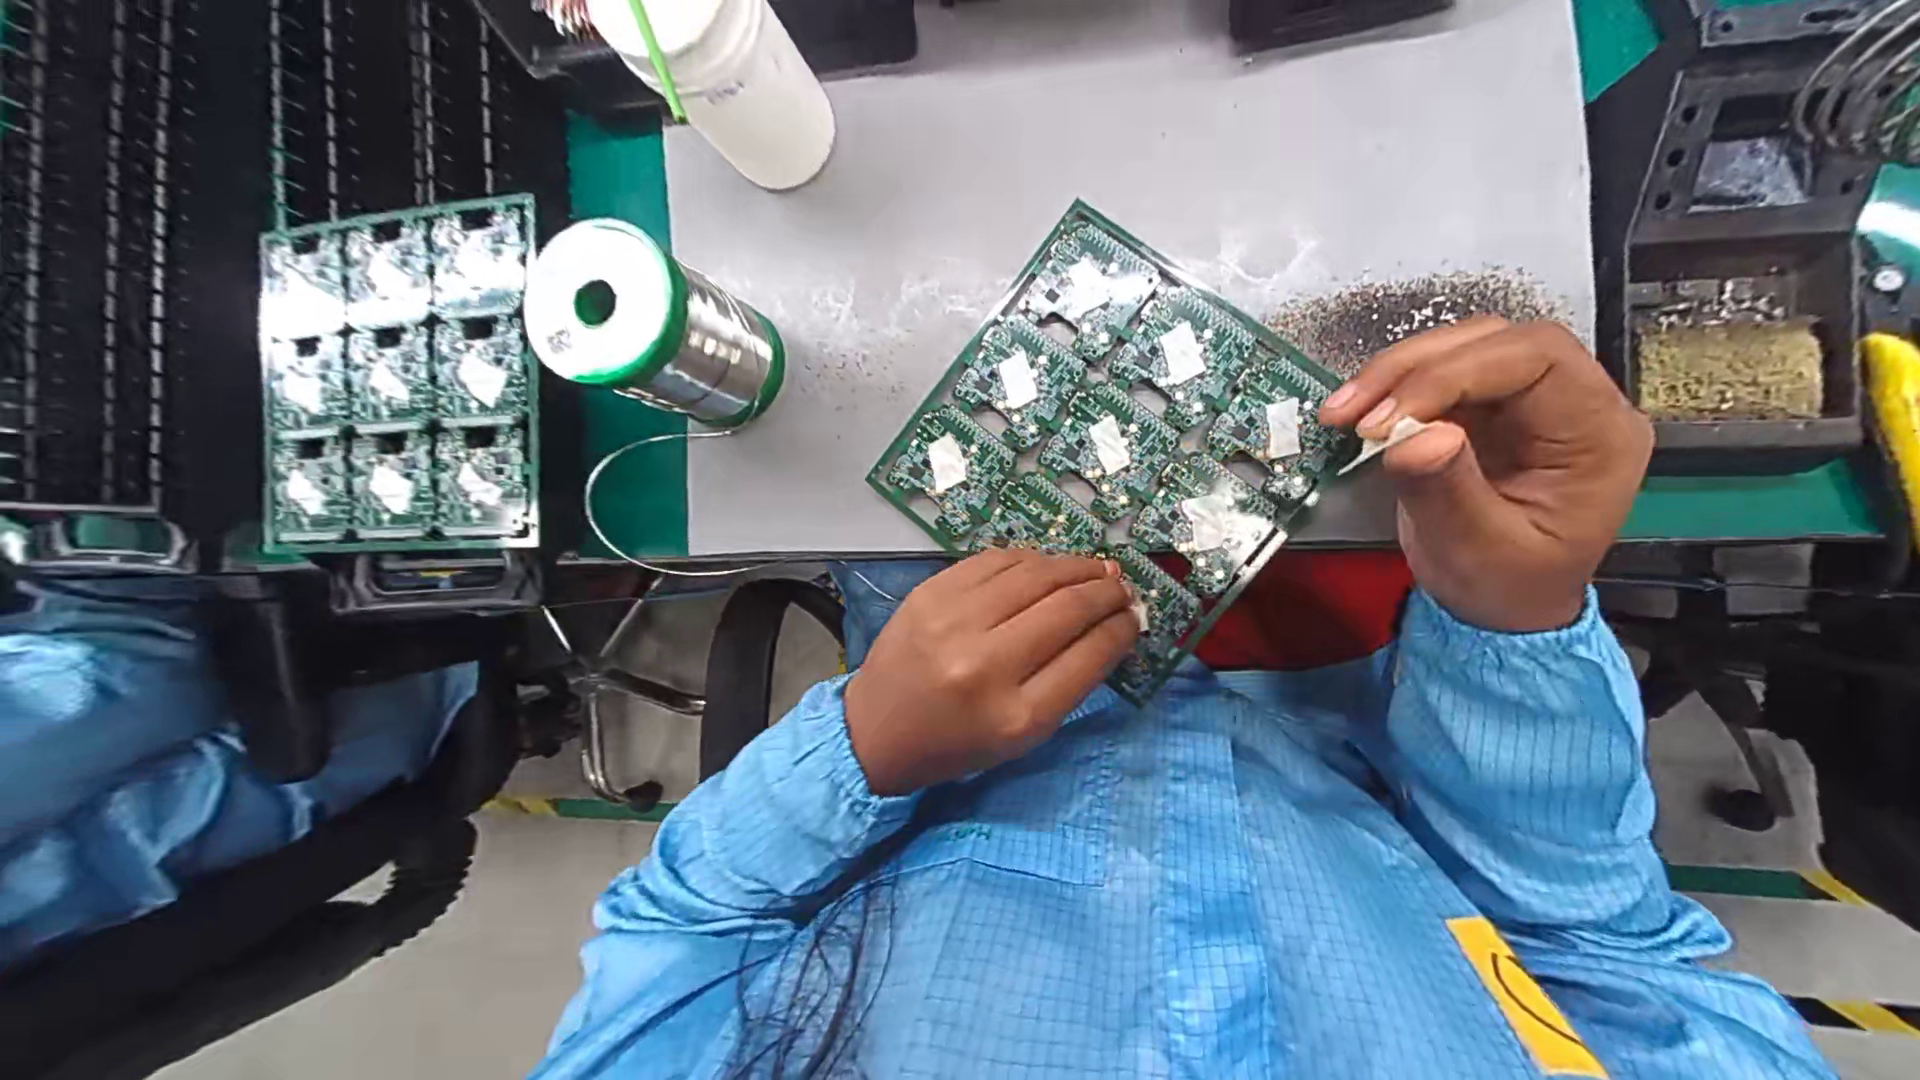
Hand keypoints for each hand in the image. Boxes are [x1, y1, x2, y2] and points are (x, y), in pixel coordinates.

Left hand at [843, 549, 1140, 795]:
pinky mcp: (930, 593)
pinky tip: (1047, 565)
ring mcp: (953, 622)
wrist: (876, 730)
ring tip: (1095, 568)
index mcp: (1016, 716)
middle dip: (1106, 590)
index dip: (1121, 629)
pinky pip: (996, 559)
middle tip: (1122, 586)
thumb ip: (1070, 681)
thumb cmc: (956, 743)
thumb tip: (1110, 623)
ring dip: (1075, 566)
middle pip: (1067, 607)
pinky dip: (1031, 559)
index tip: (1134, 616)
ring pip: (1035, 574)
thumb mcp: (1021, 734)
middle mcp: (985, 665)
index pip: (1089, 655)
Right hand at [1318, 318, 1651, 632]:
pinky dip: (1385, 392)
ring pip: (1456, 350)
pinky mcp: (1476, 413)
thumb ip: (1448, 492)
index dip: (1453, 375)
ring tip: (1341, 413)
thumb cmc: (1505, 584)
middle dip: (1411, 368)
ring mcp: (1518, 405)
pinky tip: (1354, 416)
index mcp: (1595, 434)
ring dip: (1391, 375)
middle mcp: (1565, 404)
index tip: (1386, 420)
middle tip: (1351, 412)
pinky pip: (1429, 379)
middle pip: (1492, 341)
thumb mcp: (1477, 549)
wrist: (1497, 606)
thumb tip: (1417, 438)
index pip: (1534, 360)